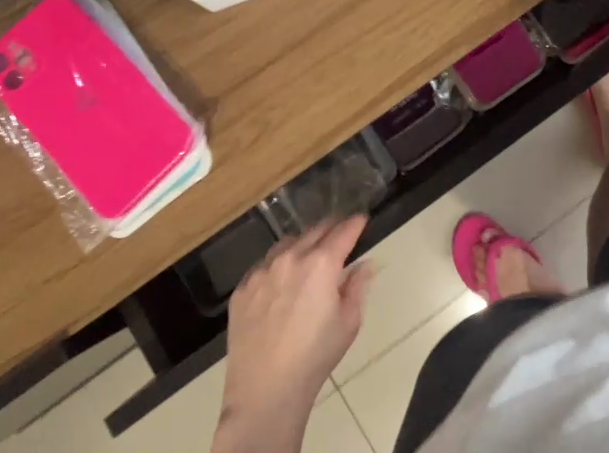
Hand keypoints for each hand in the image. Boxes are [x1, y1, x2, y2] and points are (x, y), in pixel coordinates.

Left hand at [222, 217, 375, 423]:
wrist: (266, 389)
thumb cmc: (315, 357)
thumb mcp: (349, 322)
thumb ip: (358, 286)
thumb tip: (365, 264)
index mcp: (322, 264)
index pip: (343, 231)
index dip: (355, 223)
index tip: (362, 219)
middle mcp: (290, 258)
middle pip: (315, 230)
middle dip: (331, 228)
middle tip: (340, 232)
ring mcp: (262, 272)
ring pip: (287, 243)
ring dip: (303, 243)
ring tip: (310, 253)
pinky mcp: (242, 289)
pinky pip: (263, 265)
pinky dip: (278, 264)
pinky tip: (282, 280)